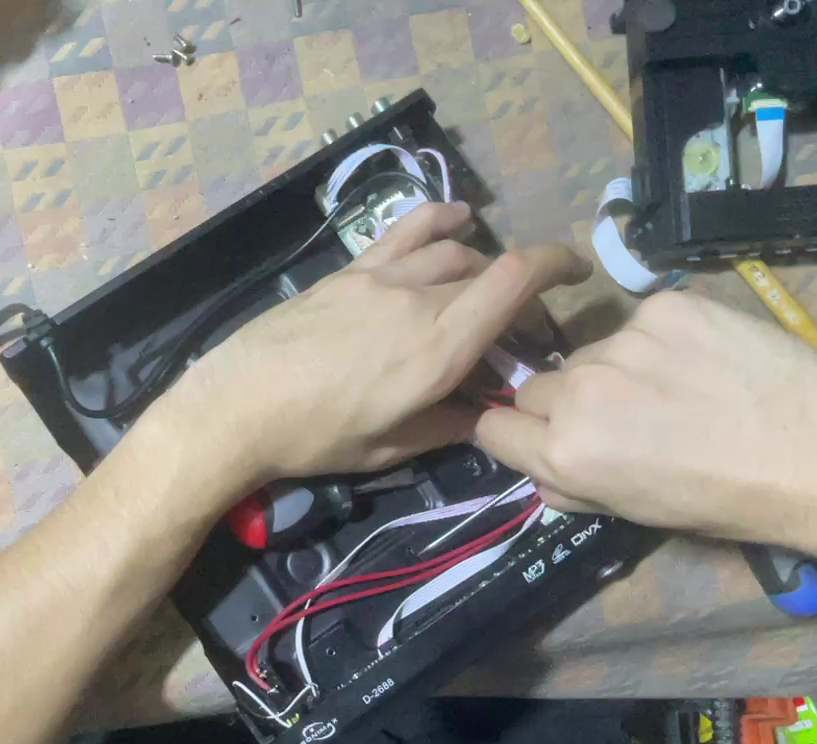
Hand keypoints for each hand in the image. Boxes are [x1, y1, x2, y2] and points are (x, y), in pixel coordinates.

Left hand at [146, 202, 589, 486]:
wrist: (239, 407)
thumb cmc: (316, 438)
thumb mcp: (390, 449)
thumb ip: (447, 425)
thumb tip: (483, 413)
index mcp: (438, 350)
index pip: (513, 283)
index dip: (557, 267)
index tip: (578, 276)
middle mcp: (418, 301)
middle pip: (487, 273)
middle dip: (516, 293)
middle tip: (515, 329)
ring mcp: (381, 279)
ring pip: (451, 251)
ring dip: (479, 266)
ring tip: (482, 290)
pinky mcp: (351, 273)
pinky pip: (406, 233)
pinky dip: (440, 222)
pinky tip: (456, 221)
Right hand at [474, 291, 816, 548]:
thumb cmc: (719, 502)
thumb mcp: (628, 513)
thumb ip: (568, 487)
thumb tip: (543, 464)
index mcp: (565, 454)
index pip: (492, 427)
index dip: (513, 435)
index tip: (536, 436)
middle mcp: (579, 394)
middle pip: (534, 388)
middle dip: (560, 405)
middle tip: (614, 419)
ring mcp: (622, 343)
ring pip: (585, 354)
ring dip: (608, 372)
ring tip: (668, 389)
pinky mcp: (665, 307)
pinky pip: (633, 325)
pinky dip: (654, 343)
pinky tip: (696, 361)